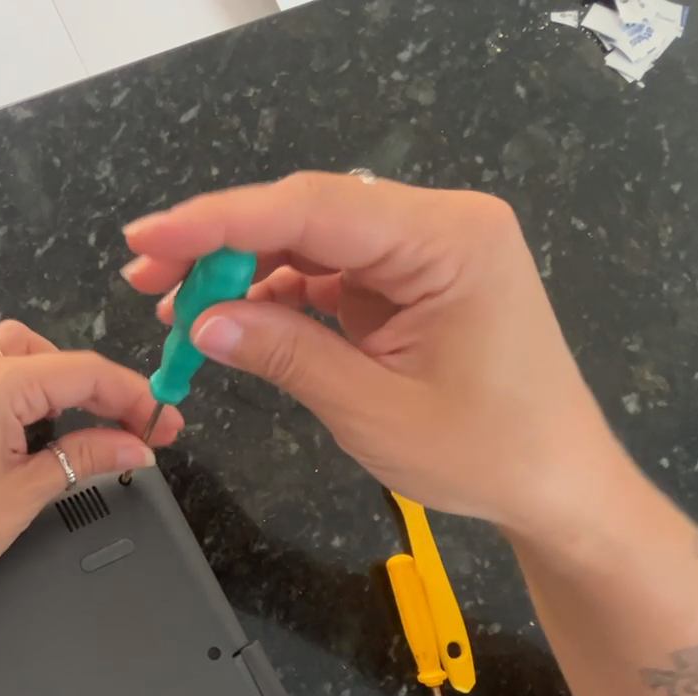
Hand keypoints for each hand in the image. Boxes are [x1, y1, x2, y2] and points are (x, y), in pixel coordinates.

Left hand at [0, 321, 181, 592]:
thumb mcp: (29, 491)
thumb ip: (87, 457)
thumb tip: (136, 447)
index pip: (83, 375)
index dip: (132, 398)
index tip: (163, 425)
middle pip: (54, 357)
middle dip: (100, 388)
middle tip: (132, 429)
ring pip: (14, 347)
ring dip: (55, 372)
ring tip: (79, 412)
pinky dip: (1, 366)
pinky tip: (13, 390)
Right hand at [121, 172, 634, 539]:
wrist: (551, 484)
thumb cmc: (483, 453)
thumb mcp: (371, 408)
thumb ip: (286, 355)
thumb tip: (203, 323)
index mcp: (446, 241)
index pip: (313, 209)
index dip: (220, 221)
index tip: (149, 239)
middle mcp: (434, 229)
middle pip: (305, 217)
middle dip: (219, 245)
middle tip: (146, 275)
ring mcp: (418, 257)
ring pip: (306, 245)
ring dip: (238, 273)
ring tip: (173, 304)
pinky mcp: (403, 286)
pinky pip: (322, 278)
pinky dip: (270, 299)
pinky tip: (227, 320)